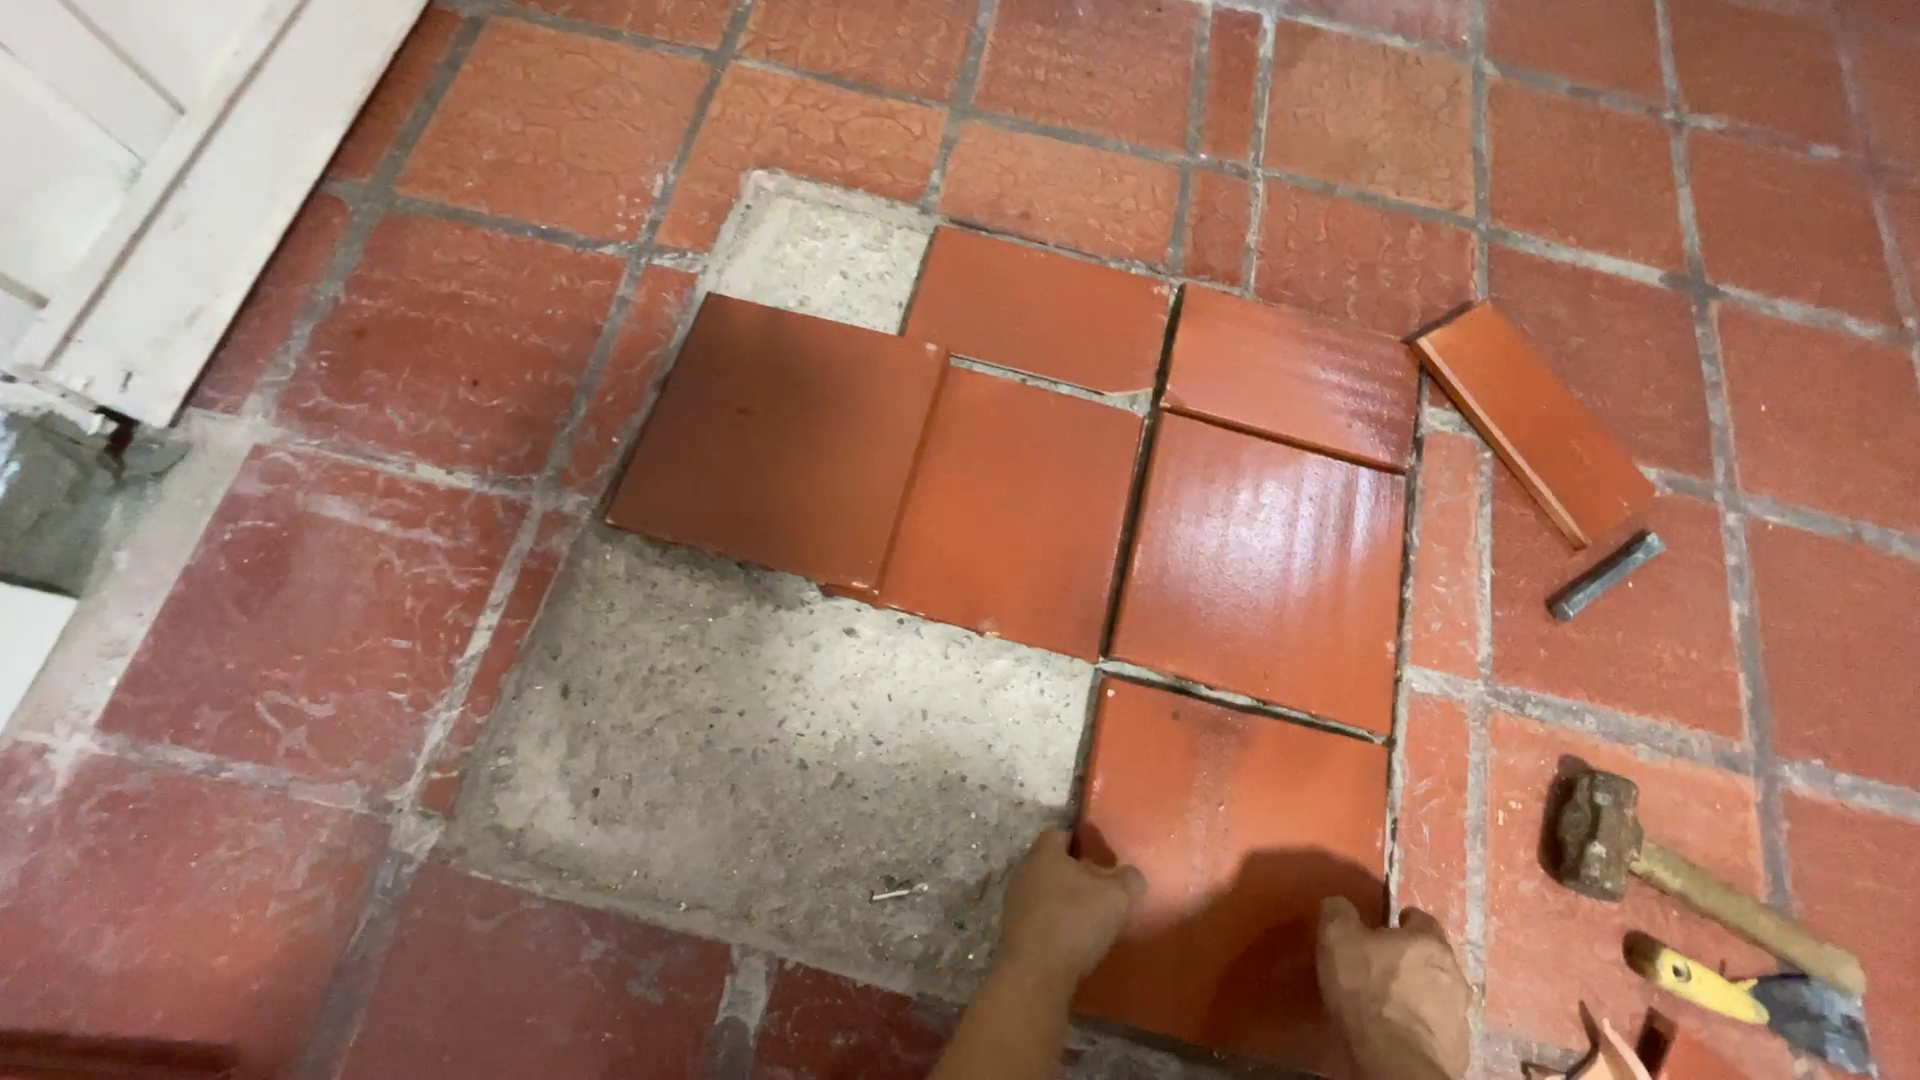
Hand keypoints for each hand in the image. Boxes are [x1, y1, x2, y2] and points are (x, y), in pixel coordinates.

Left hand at [994, 830, 1145, 985]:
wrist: (1035, 972)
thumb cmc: (1075, 921)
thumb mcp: (1116, 897)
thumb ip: (1128, 879)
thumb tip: (1132, 874)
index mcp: (1044, 854)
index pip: (1059, 834)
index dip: (1081, 843)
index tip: (1100, 859)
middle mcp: (1024, 871)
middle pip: (1051, 864)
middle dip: (1074, 874)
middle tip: (1100, 890)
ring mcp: (1015, 902)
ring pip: (1044, 891)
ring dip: (1064, 900)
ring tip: (1089, 918)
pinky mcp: (1013, 930)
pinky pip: (1038, 917)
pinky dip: (1054, 923)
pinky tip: (1072, 940)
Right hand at [1317, 897, 1472, 1079]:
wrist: (1396, 1060)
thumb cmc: (1367, 989)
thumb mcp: (1337, 937)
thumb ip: (1339, 912)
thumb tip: (1341, 905)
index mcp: (1429, 943)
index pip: (1422, 919)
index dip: (1402, 921)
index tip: (1384, 926)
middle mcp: (1454, 974)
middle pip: (1433, 958)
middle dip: (1411, 959)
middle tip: (1382, 964)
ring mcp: (1460, 1015)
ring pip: (1438, 993)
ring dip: (1419, 993)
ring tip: (1389, 1002)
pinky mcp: (1458, 1048)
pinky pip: (1437, 1027)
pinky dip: (1421, 1024)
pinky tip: (1398, 1030)